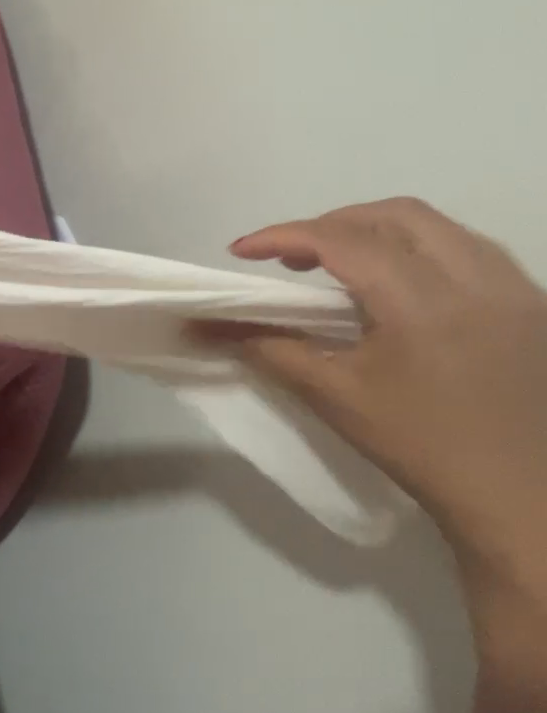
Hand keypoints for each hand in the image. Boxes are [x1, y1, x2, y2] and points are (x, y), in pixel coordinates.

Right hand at [208, 198, 546, 575]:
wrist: (523, 496)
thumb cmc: (420, 442)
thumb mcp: (331, 391)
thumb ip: (265, 345)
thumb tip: (199, 324)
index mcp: (424, 301)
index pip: (342, 239)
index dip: (283, 235)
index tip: (240, 252)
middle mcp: (479, 282)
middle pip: (397, 216)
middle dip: (332, 224)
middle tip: (290, 255)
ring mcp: (517, 293)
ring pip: (440, 228)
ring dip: (378, 233)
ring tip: (339, 265)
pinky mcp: (533, 309)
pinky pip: (472, 253)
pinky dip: (421, 251)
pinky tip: (396, 287)